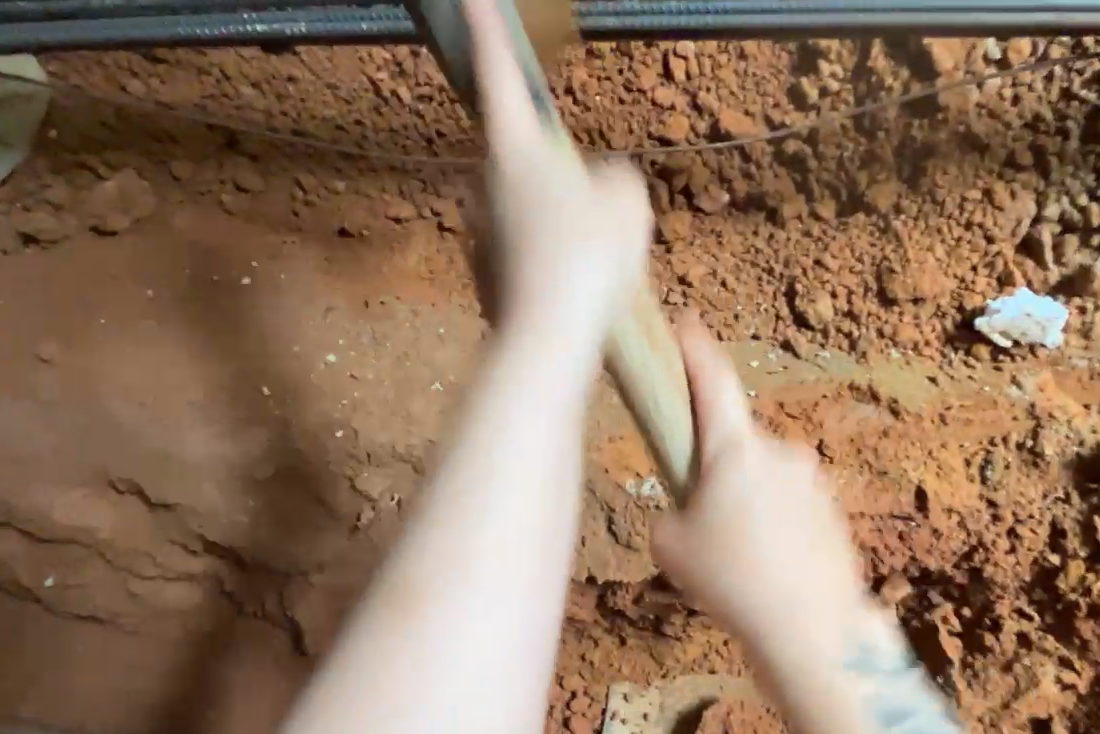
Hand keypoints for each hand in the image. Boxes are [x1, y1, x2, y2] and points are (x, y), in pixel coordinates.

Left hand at [464, 0, 650, 357]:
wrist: (550, 335)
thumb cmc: (589, 256)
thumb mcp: (627, 202)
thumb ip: (615, 178)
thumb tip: (601, 186)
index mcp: (515, 150)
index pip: (501, 80)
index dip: (489, 35)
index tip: (472, 0)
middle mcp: (486, 184)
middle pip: (526, 162)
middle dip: (560, 177)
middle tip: (599, 213)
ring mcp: (483, 234)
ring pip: (531, 216)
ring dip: (561, 228)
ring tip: (597, 263)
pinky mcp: (489, 278)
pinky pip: (530, 256)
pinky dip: (553, 265)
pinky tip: (578, 291)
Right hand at [652, 317, 872, 660]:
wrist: (810, 629)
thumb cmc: (730, 580)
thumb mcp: (669, 545)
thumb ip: (672, 511)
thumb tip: (690, 511)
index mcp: (736, 448)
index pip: (713, 381)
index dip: (694, 350)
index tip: (684, 327)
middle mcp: (781, 451)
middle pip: (737, 444)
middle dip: (718, 470)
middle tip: (704, 520)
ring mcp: (814, 482)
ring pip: (766, 480)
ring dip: (749, 503)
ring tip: (741, 561)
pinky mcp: (834, 513)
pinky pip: (793, 508)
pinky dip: (778, 528)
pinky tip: (771, 570)